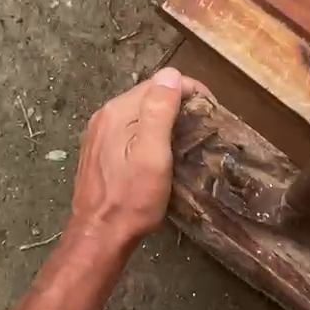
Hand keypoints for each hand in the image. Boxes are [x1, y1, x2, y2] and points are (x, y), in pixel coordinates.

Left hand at [69, 68, 204, 250]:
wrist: (99, 235)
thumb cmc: (132, 199)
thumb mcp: (152, 155)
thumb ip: (159, 111)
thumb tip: (170, 74)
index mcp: (118, 111)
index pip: (159, 83)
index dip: (188, 91)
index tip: (211, 111)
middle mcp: (105, 115)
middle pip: (149, 95)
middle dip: (178, 103)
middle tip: (204, 126)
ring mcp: (99, 133)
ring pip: (140, 113)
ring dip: (165, 118)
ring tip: (189, 137)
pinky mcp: (99, 150)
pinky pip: (129, 129)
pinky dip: (150, 132)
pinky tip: (163, 150)